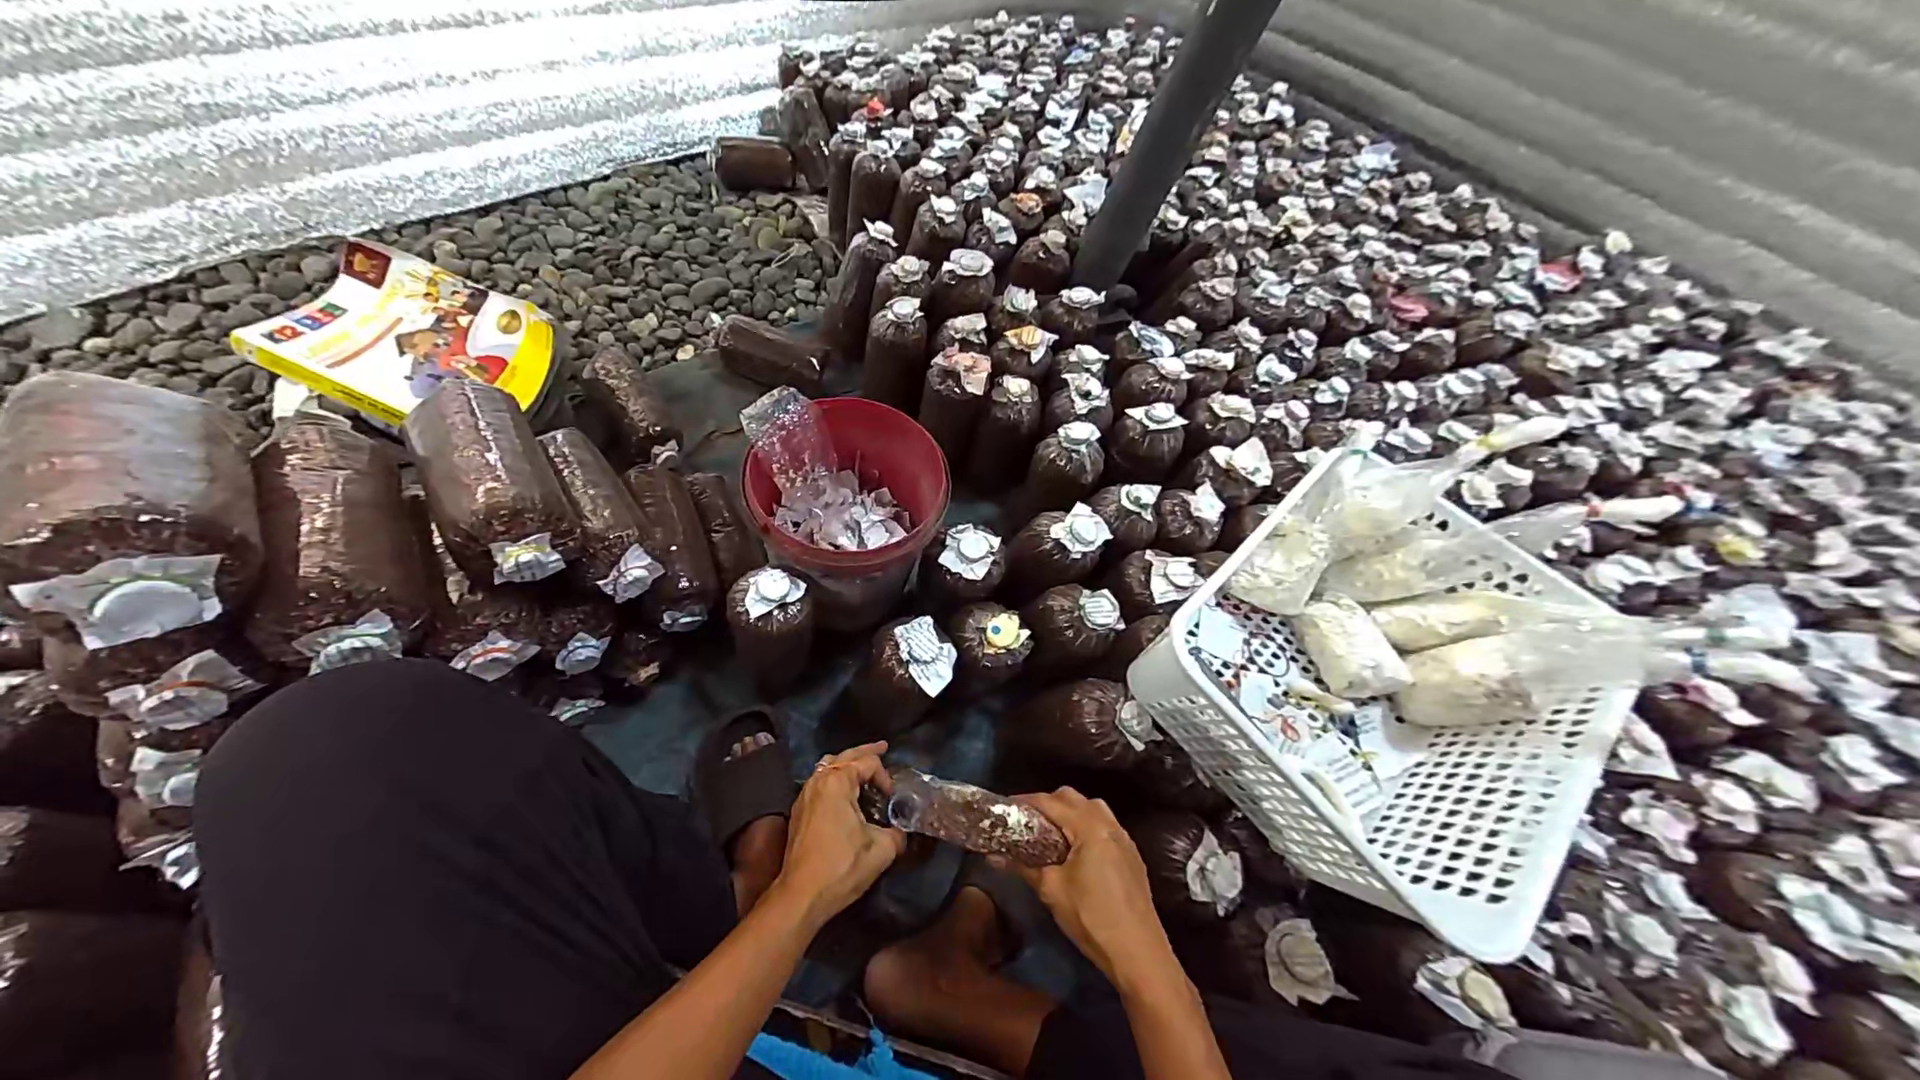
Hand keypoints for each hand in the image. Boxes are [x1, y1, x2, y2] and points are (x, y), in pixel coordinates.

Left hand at [771, 742, 906, 930]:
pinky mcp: (799, 812)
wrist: (801, 896)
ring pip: (827, 767)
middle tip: (883, 748)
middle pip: (844, 756)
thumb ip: (897, 833)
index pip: (867, 762)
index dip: (885, 776)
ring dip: (847, 764)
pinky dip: (835, 779)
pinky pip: (820, 783)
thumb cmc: (841, 866)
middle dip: (865, 752)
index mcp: (837, 782)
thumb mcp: (881, 849)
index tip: (893, 797)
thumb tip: (901, 831)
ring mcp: (804, 796)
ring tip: (862, 766)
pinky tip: (845, 791)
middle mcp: (817, 781)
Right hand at [1001, 788, 1177, 988]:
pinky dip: (1086, 826)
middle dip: (1048, 803)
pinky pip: (1105, 826)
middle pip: (1074, 798)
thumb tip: (994, 856)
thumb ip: (1023, 867)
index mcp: (1090, 827)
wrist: (1138, 954)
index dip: (1026, 801)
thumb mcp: (1051, 890)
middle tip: (1026, 821)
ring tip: (1050, 833)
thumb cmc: (1091, 918)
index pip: (1052, 802)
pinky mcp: (1131, 856)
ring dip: (1070, 813)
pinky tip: (1076, 850)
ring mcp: (1124, 839)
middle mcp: (1110, 824)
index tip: (1005, 806)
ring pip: (1093, 809)